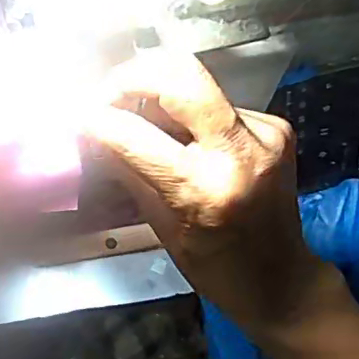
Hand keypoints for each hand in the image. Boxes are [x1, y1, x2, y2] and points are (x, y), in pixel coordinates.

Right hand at [83, 52, 350, 342]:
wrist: (283, 281)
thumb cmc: (214, 266)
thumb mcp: (158, 223)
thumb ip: (126, 170)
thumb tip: (90, 133)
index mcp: (203, 187)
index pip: (133, 133)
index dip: (95, 119)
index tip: (76, 116)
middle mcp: (239, 150)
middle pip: (177, 77)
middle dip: (129, 79)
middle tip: (105, 98)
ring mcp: (263, 132)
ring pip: (193, 84)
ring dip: (154, 94)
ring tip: (133, 117)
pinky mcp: (274, 125)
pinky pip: (213, 103)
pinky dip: (183, 112)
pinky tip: (176, 135)